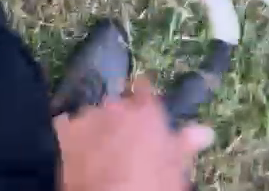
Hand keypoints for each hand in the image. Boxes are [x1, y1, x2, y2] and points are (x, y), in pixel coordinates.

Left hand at [54, 79, 213, 190]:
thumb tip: (205, 131)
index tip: (142, 105)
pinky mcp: (63, 129)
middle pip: (118, 104)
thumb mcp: (175, 170)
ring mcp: (87, 115)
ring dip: (97, 128)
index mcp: (146, 112)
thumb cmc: (149, 187)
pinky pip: (67, 126)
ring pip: (93, 115)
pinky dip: (72, 137)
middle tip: (124, 144)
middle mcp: (116, 105)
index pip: (145, 89)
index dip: (143, 96)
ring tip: (100, 153)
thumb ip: (184, 145)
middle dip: (120, 118)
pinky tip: (78, 155)